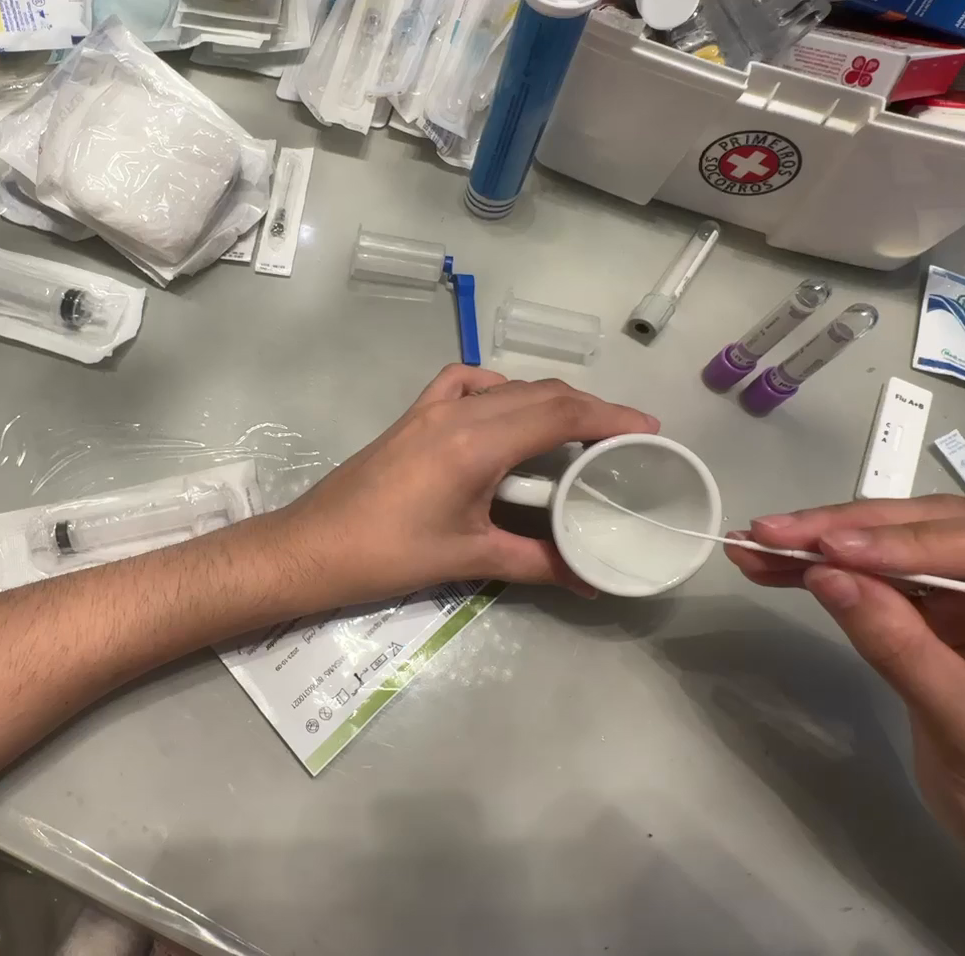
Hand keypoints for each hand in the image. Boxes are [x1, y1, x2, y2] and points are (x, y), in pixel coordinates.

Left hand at [276, 365, 658, 603]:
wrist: (315, 546)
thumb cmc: (390, 554)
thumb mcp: (471, 558)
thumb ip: (539, 562)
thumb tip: (592, 579)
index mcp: (476, 444)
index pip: (559, 414)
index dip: (610, 417)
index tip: (649, 429)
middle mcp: (456, 414)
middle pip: (538, 393)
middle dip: (588, 408)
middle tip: (623, 437)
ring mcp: (428, 410)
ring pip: (503, 387)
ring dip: (545, 398)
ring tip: (574, 430)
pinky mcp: (409, 417)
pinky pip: (461, 384)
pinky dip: (493, 388)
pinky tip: (502, 413)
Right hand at [724, 497, 964, 944]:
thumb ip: (901, 648)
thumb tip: (826, 577)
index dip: (919, 539)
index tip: (834, 548)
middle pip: (948, 531)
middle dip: (855, 530)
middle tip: (774, 533)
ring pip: (905, 546)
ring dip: (826, 544)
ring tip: (755, 544)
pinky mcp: (951, 616)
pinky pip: (883, 579)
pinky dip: (827, 572)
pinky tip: (774, 567)